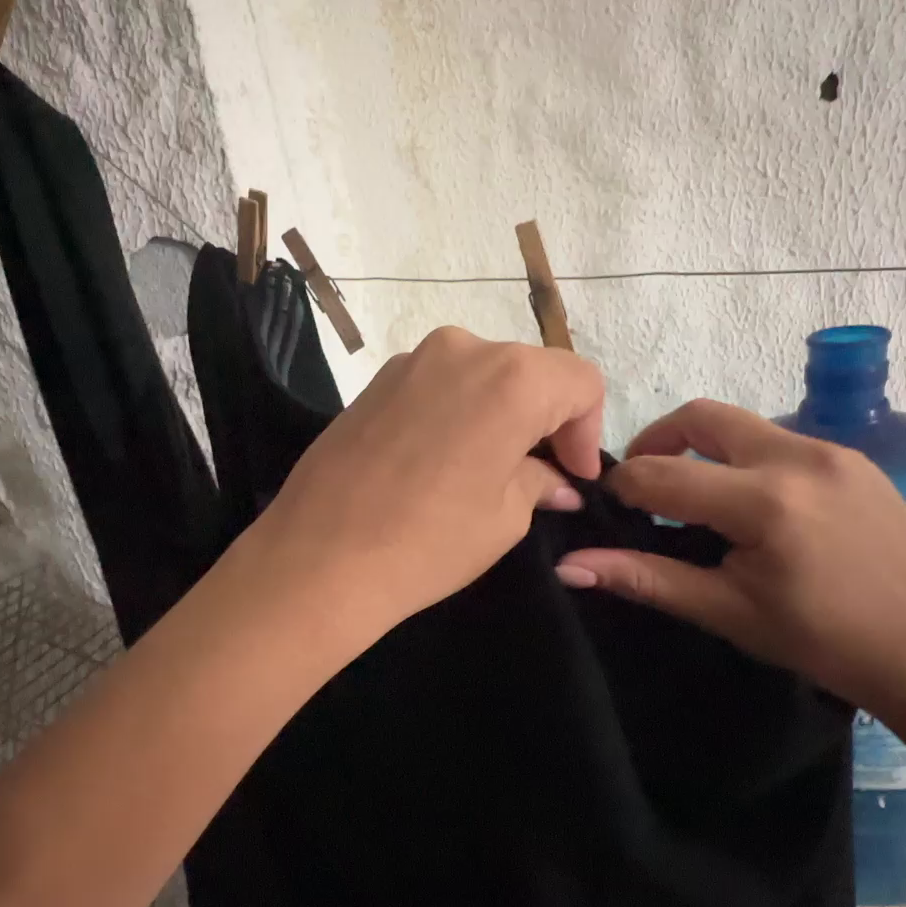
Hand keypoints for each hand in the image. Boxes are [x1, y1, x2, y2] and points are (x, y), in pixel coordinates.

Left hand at [231, 326, 603, 633]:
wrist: (319, 557)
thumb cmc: (428, 542)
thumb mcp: (504, 518)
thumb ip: (538, 482)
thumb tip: (553, 479)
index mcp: (511, 377)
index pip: (579, 382)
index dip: (587, 431)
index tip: (576, 477)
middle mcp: (462, 349)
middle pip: (528, 372)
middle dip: (544, 420)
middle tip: (542, 474)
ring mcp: (409, 361)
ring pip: (478, 376)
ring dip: (496, 414)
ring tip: (488, 470)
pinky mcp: (372, 383)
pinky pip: (435, 387)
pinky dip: (453, 414)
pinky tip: (440, 462)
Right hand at [555, 399, 905, 713]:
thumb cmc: (818, 639)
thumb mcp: (724, 610)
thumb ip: (643, 578)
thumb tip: (567, 568)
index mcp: (764, 501)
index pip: (661, 473)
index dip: (622, 488)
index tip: (609, 508)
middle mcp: (798, 457)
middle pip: (701, 416)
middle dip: (656, 441)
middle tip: (640, 483)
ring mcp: (833, 451)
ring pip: (741, 424)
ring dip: (702, 449)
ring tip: (693, 498)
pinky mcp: (854, 458)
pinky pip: (778, 439)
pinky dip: (743, 458)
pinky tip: (747, 505)